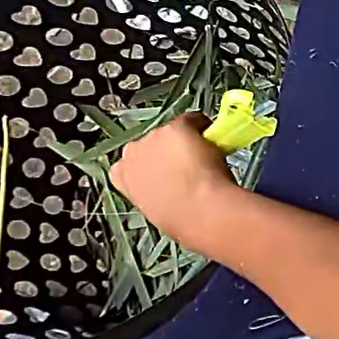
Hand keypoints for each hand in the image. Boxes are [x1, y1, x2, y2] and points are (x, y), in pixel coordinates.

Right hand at [108, 112, 242, 254]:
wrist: (200, 211)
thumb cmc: (182, 218)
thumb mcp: (157, 207)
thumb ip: (156, 191)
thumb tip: (173, 190)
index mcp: (123, 176)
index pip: (131, 162)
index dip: (154, 165)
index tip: (168, 173)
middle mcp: (132, 153)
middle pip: (153, 144)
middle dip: (169, 152)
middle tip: (190, 167)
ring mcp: (154, 138)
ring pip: (173, 133)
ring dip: (186, 142)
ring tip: (205, 160)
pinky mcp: (175, 128)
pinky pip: (193, 120)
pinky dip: (204, 127)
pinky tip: (215, 142)